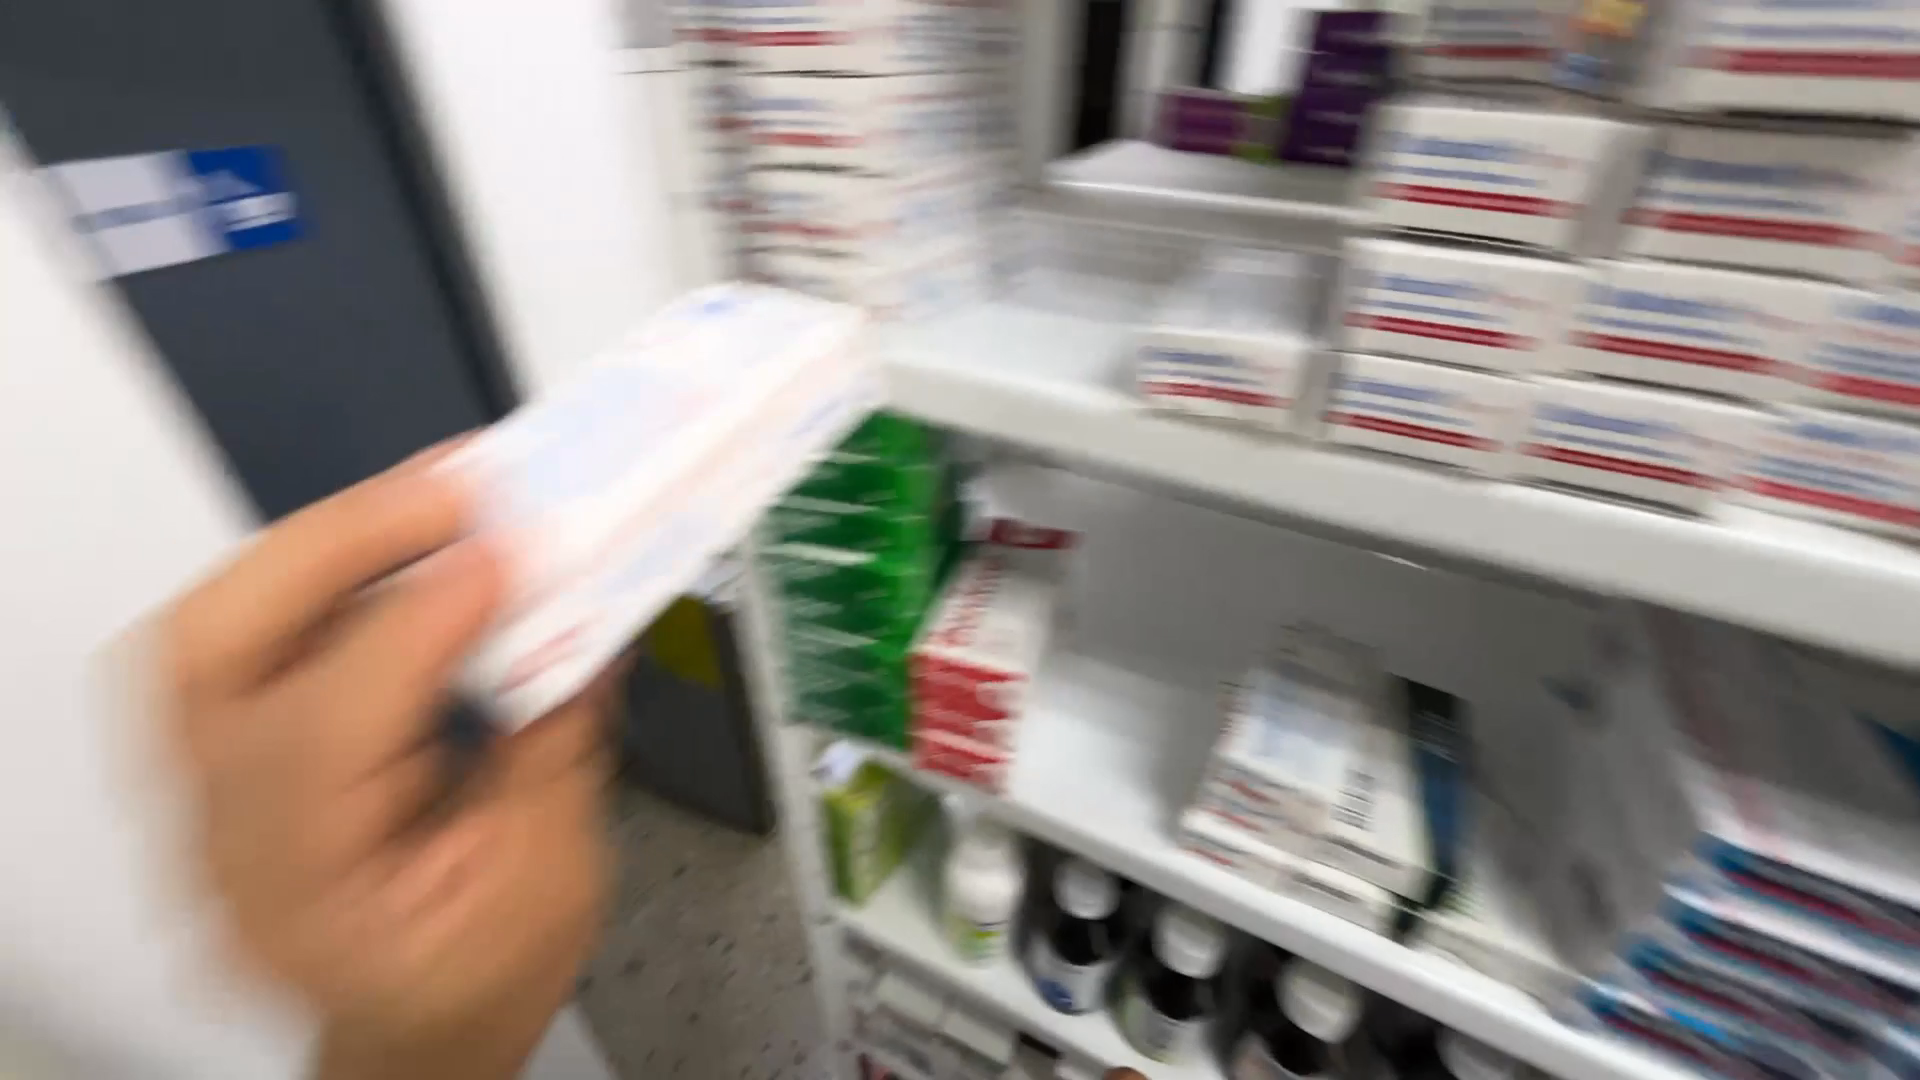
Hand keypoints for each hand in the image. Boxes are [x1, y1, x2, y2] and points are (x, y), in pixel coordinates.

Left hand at [159, 451, 617, 1078]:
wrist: (425, 1026)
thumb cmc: (486, 978)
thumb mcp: (551, 875)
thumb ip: (557, 746)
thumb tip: (582, 633)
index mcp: (302, 891)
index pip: (324, 732)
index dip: (418, 626)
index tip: (507, 556)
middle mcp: (227, 831)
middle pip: (211, 653)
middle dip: (334, 547)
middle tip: (448, 493)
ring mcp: (222, 786)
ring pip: (223, 627)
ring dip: (335, 544)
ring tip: (440, 500)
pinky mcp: (260, 748)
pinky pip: (277, 632)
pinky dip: (350, 572)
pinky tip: (422, 547)